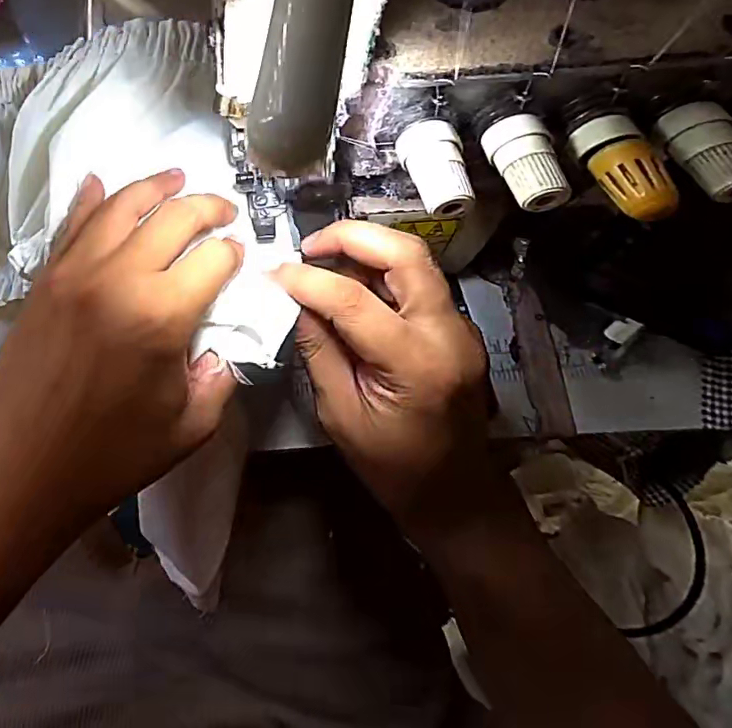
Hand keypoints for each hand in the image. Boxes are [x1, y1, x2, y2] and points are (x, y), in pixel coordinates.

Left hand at [0, 169, 243, 544]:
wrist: (16, 470)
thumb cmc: (108, 457)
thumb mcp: (188, 428)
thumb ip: (219, 378)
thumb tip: (219, 344)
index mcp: (162, 315)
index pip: (214, 259)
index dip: (234, 253)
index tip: (239, 256)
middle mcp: (119, 277)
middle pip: (175, 218)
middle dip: (209, 207)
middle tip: (225, 210)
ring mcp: (76, 270)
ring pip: (121, 205)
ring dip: (155, 186)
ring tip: (178, 177)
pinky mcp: (46, 277)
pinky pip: (72, 224)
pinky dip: (90, 198)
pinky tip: (100, 181)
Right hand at [272, 221, 494, 537]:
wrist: (457, 494)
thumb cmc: (393, 468)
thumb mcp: (341, 414)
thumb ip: (319, 349)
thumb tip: (292, 299)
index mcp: (417, 364)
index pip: (355, 300)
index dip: (307, 281)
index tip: (273, 274)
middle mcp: (447, 332)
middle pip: (405, 253)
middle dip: (351, 237)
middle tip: (308, 248)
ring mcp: (458, 325)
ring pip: (414, 258)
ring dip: (365, 248)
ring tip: (322, 260)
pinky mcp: (454, 325)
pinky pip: (415, 280)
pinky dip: (378, 269)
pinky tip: (348, 284)